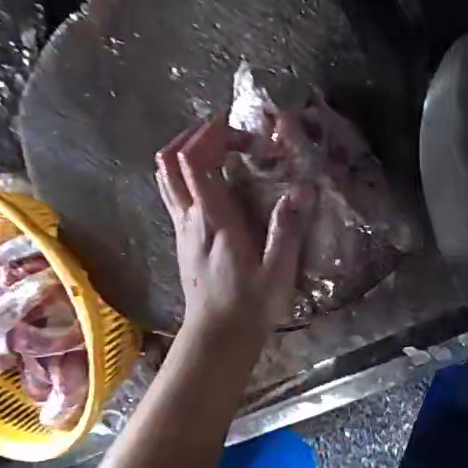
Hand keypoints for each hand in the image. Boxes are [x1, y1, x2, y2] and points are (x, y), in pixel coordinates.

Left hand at [155, 117, 309, 341]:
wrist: (217, 337)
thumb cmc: (250, 305)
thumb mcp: (278, 271)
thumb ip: (287, 228)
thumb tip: (303, 189)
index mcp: (212, 218)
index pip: (193, 161)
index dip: (210, 134)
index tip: (240, 130)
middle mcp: (189, 216)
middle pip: (171, 160)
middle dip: (195, 134)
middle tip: (228, 131)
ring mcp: (180, 225)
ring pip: (164, 174)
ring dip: (184, 149)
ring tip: (215, 144)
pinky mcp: (181, 236)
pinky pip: (171, 190)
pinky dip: (183, 170)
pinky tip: (210, 175)